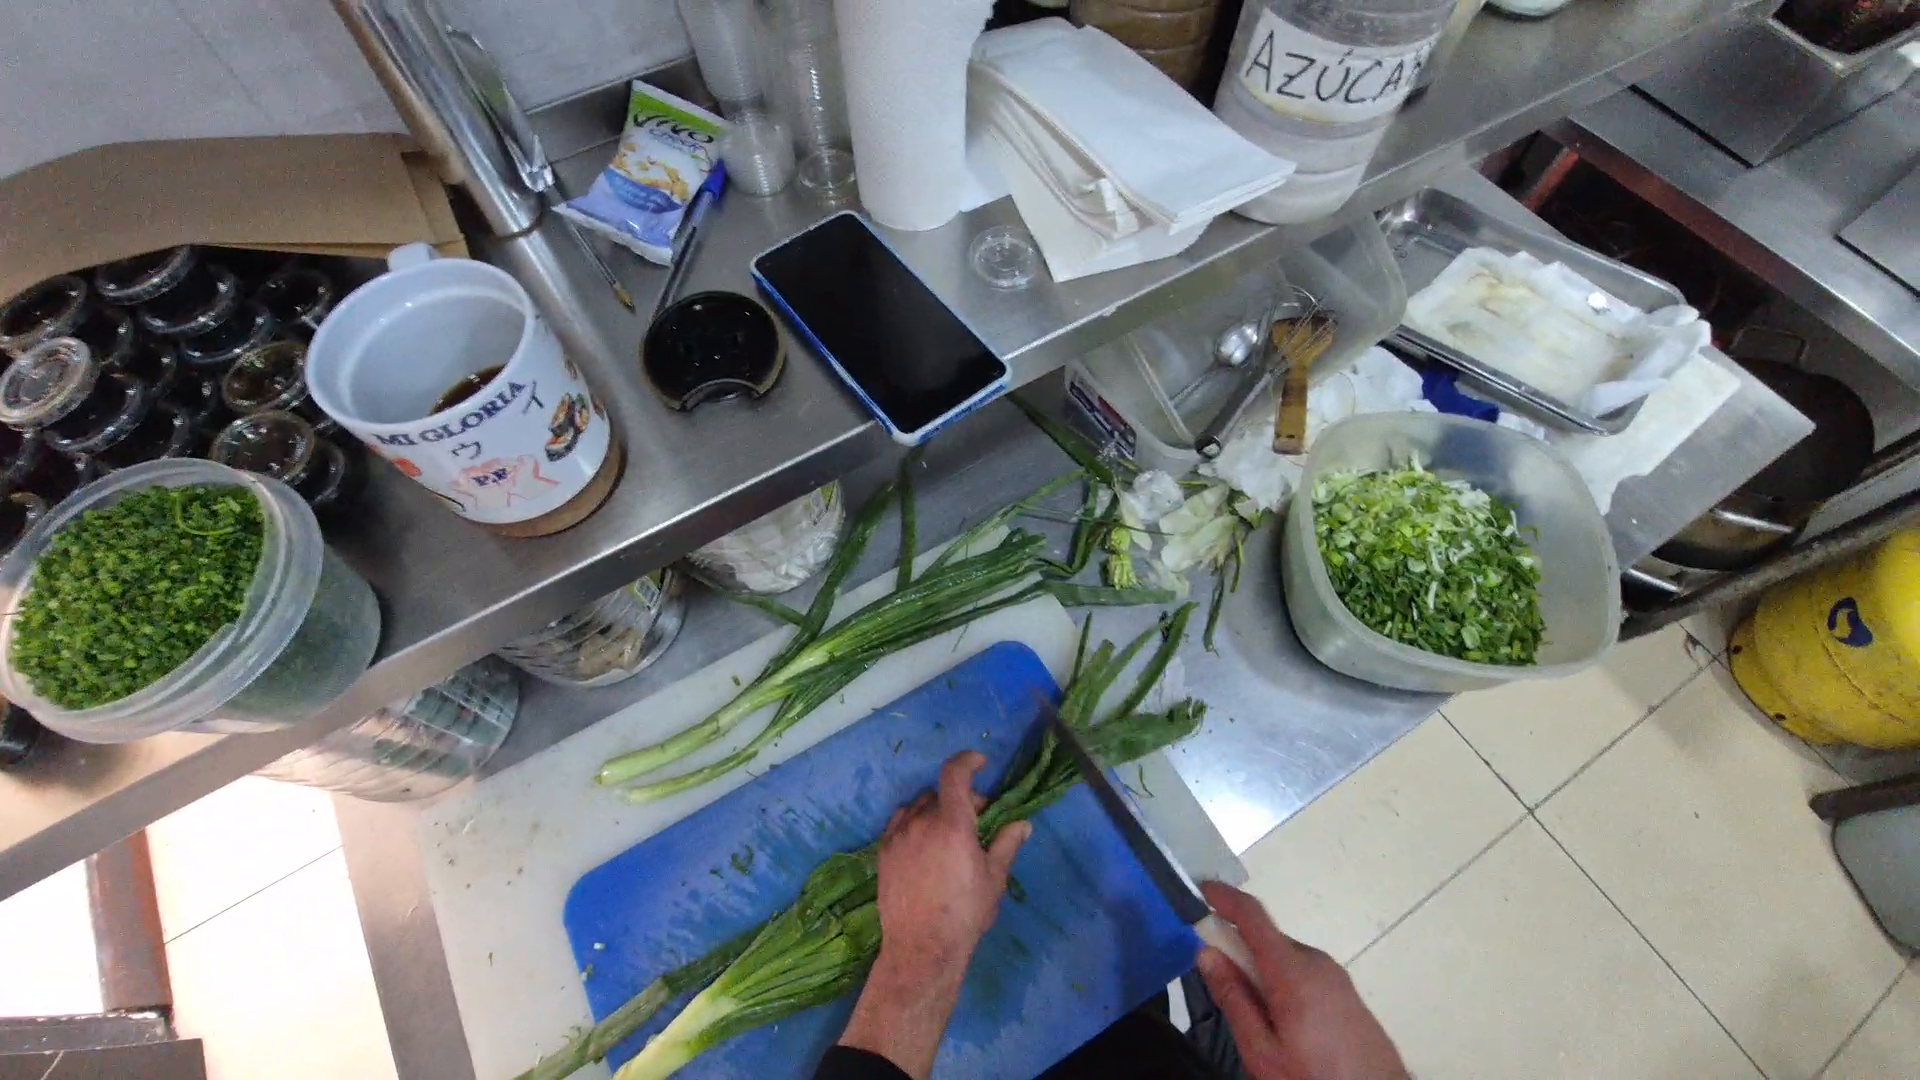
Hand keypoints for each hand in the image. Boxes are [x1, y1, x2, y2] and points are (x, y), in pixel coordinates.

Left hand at [838, 752, 1031, 1079]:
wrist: (921, 949)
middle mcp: (922, 821)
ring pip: (919, 806)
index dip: (968, 761)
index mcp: (953, 823)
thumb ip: (1006, 844)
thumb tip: (1023, 824)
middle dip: (961, 799)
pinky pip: (900, 822)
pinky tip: (924, 844)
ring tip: (948, 835)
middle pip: (941, 793)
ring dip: (936, 810)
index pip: (956, 773)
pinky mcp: (884, 851)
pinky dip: (914, 822)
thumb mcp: (994, 878)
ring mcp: (899, 835)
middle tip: (977, 823)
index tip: (981, 763)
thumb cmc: (965, 913)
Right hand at [1197, 881, 1410, 1079]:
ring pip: (1284, 959)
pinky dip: (1283, 982)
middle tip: (1224, 990)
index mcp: (1292, 970)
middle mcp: (1316, 962)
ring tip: (1261, 1022)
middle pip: (1266, 940)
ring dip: (1262, 971)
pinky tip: (1288, 1025)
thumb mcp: (1263, 1052)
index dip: (1224, 897)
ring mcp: (1336, 976)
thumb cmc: (1316, 1079)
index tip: (1200, 890)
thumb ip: (1233, 999)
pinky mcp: (1347, 992)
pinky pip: (1304, 973)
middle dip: (1240, 952)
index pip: (1252, 915)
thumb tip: (1207, 953)